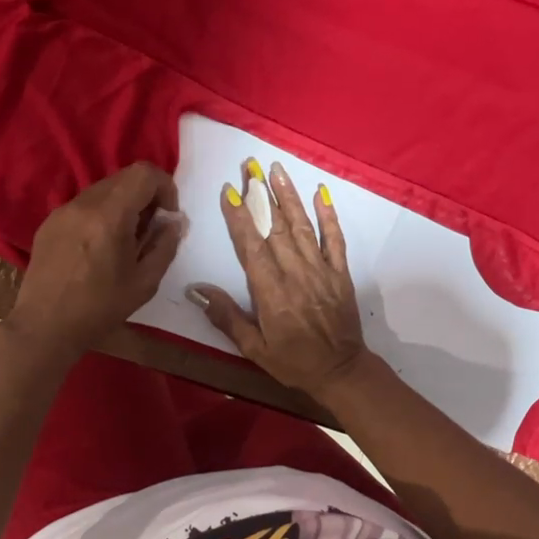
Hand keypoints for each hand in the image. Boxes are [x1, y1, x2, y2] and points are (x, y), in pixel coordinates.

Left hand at [5, 163, 182, 359]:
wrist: (45, 326)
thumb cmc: (99, 309)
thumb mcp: (144, 283)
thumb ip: (165, 246)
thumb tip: (173, 223)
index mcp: (110, 216)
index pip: (144, 173)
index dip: (165, 188)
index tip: (167, 217)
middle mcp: (84, 204)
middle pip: (124, 177)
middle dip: (145, 197)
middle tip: (148, 231)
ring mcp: (63, 211)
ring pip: (103, 190)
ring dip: (122, 205)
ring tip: (124, 241)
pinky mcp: (49, 222)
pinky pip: (84, 205)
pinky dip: (100, 215)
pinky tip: (98, 248)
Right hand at [191, 160, 371, 397]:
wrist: (340, 372)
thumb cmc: (292, 362)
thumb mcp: (254, 348)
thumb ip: (226, 317)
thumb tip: (197, 290)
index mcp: (270, 292)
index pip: (251, 246)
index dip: (240, 217)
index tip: (230, 191)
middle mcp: (295, 274)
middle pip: (275, 228)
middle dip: (261, 195)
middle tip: (249, 166)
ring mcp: (320, 271)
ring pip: (302, 226)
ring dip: (289, 196)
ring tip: (277, 169)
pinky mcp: (340, 273)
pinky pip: (334, 239)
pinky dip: (329, 215)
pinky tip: (321, 192)